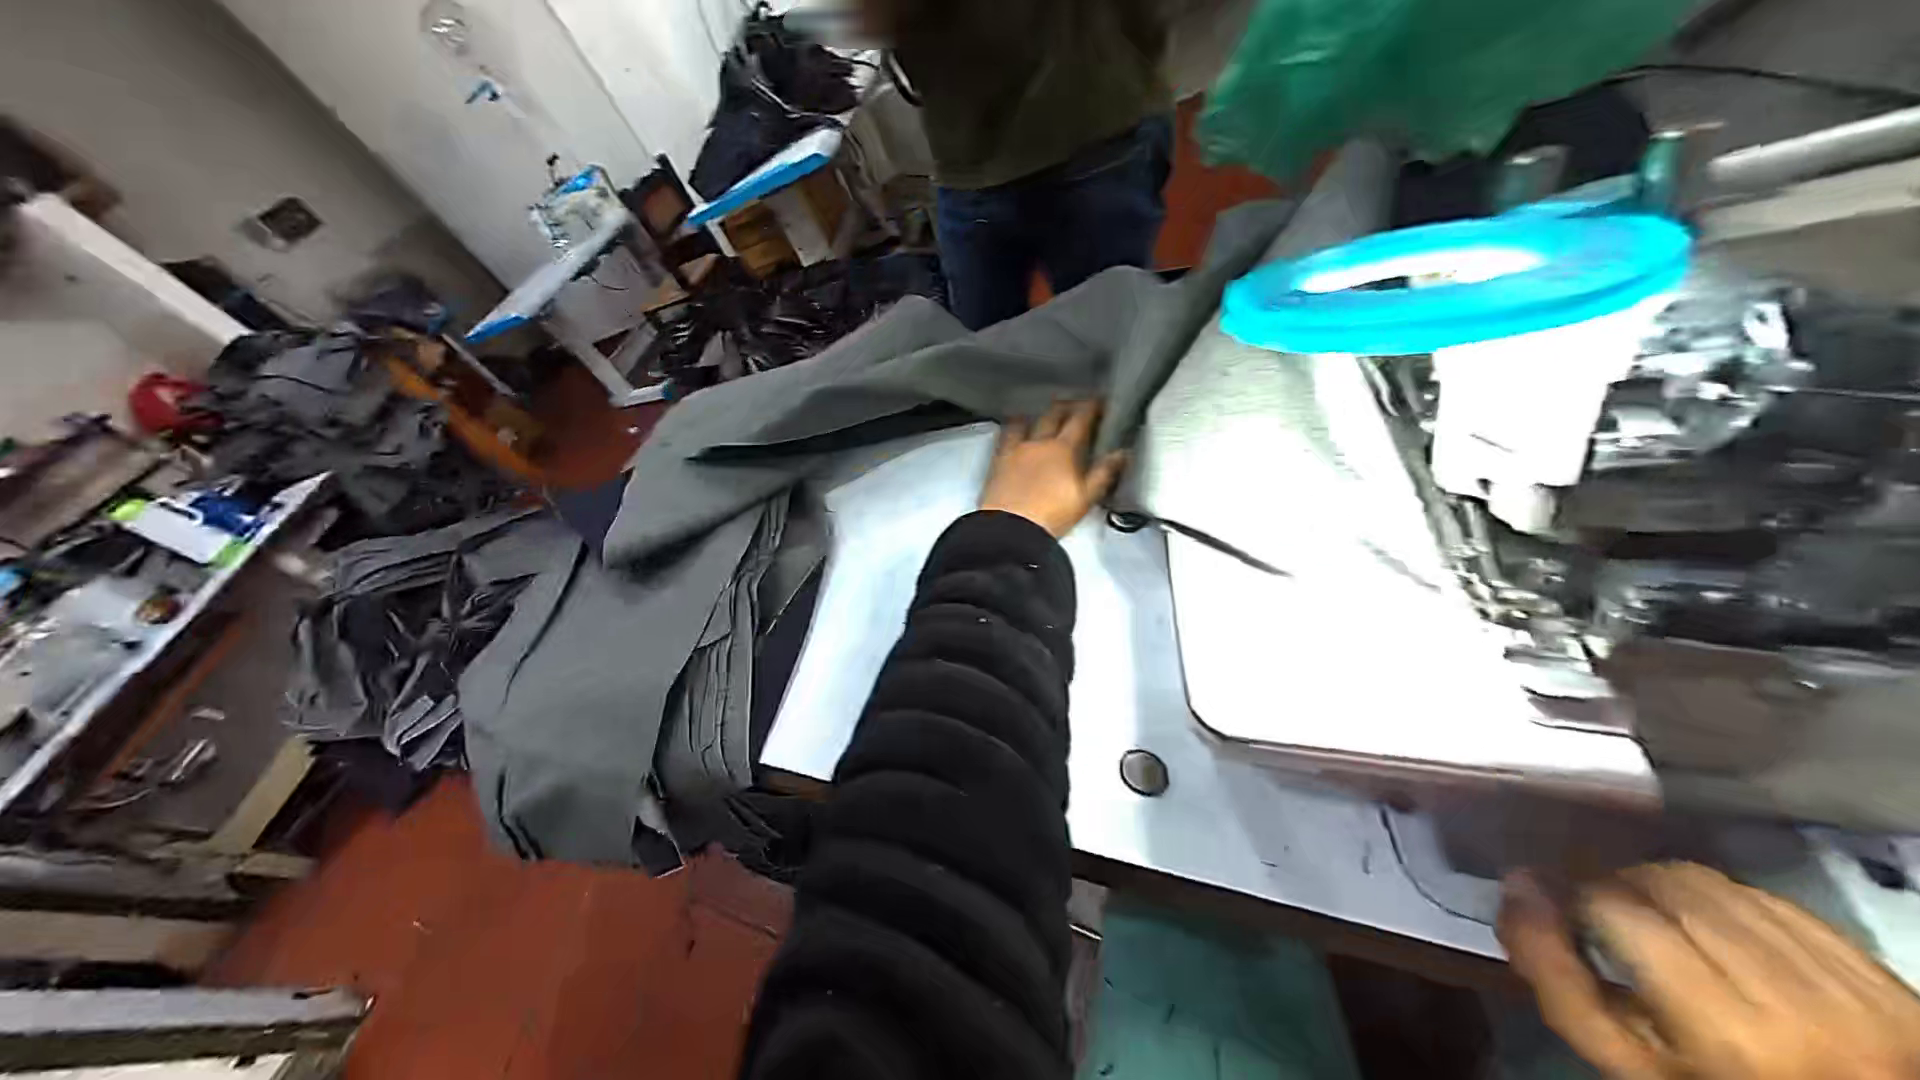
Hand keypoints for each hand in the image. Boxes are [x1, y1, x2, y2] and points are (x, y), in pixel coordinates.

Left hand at [980, 401, 1127, 537]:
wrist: (1012, 528)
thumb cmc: (1051, 515)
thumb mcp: (1086, 497)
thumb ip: (1104, 473)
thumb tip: (1121, 454)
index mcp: (1063, 449)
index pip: (1080, 419)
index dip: (1091, 407)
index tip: (1098, 401)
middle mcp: (1038, 443)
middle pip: (1053, 414)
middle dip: (1066, 406)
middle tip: (1074, 405)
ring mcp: (1016, 450)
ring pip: (1025, 421)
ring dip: (1036, 415)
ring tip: (1040, 415)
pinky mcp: (998, 462)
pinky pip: (1005, 436)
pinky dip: (1012, 428)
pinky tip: (1013, 432)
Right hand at [1498, 862, 1919, 1079]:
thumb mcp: (1619, 1059)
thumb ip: (1553, 974)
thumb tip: (1516, 884)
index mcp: (1726, 1030)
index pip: (1616, 907)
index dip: (1571, 894)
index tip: (1551, 902)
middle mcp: (1796, 999)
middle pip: (1664, 884)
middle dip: (1614, 886)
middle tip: (1595, 910)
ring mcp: (1852, 986)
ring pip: (1712, 882)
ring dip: (1661, 886)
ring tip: (1647, 915)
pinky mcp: (1881, 977)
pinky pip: (1769, 899)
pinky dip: (1720, 899)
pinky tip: (1709, 927)